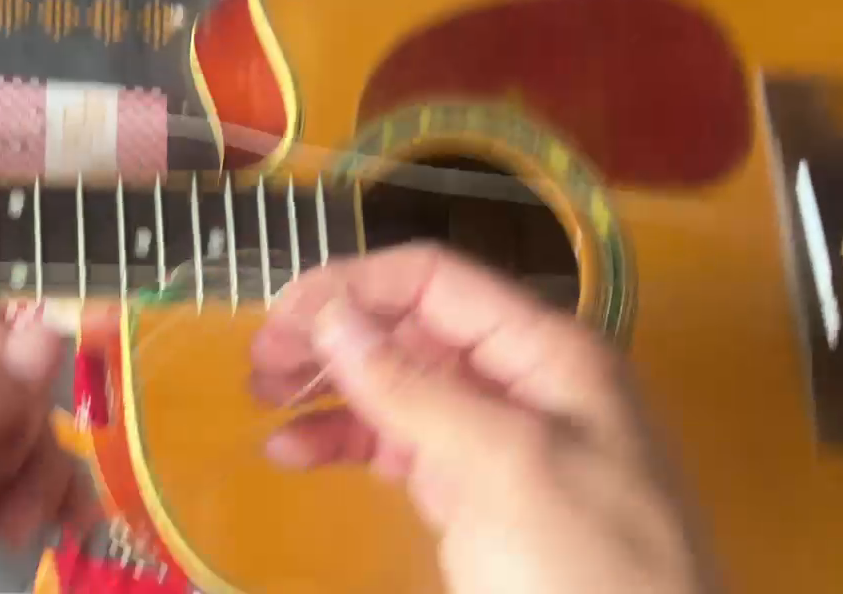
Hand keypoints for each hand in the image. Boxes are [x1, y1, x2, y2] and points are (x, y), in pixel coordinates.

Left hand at [0, 304, 97, 593]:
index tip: (23, 405)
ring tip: (16, 524)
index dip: (5, 355)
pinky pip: (30, 479)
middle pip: (5, 378)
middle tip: (9, 476)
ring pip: (25, 429)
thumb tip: (49, 332)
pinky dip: (52, 498)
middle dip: (23, 425)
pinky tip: (58, 525)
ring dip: (39, 471)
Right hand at [250, 243, 717, 593]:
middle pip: (396, 325)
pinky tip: (288, 451)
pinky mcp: (459, 479)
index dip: (352, 285)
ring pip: (381, 377)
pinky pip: (382, 436)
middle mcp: (509, 377)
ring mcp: (483, 430)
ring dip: (317, 383)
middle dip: (324, 337)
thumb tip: (326, 313)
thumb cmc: (587, 571)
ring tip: (258, 396)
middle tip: (260, 358)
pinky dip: (333, 438)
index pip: (429, 279)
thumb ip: (411, 386)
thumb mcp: (504, 469)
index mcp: (541, 352)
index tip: (284, 315)